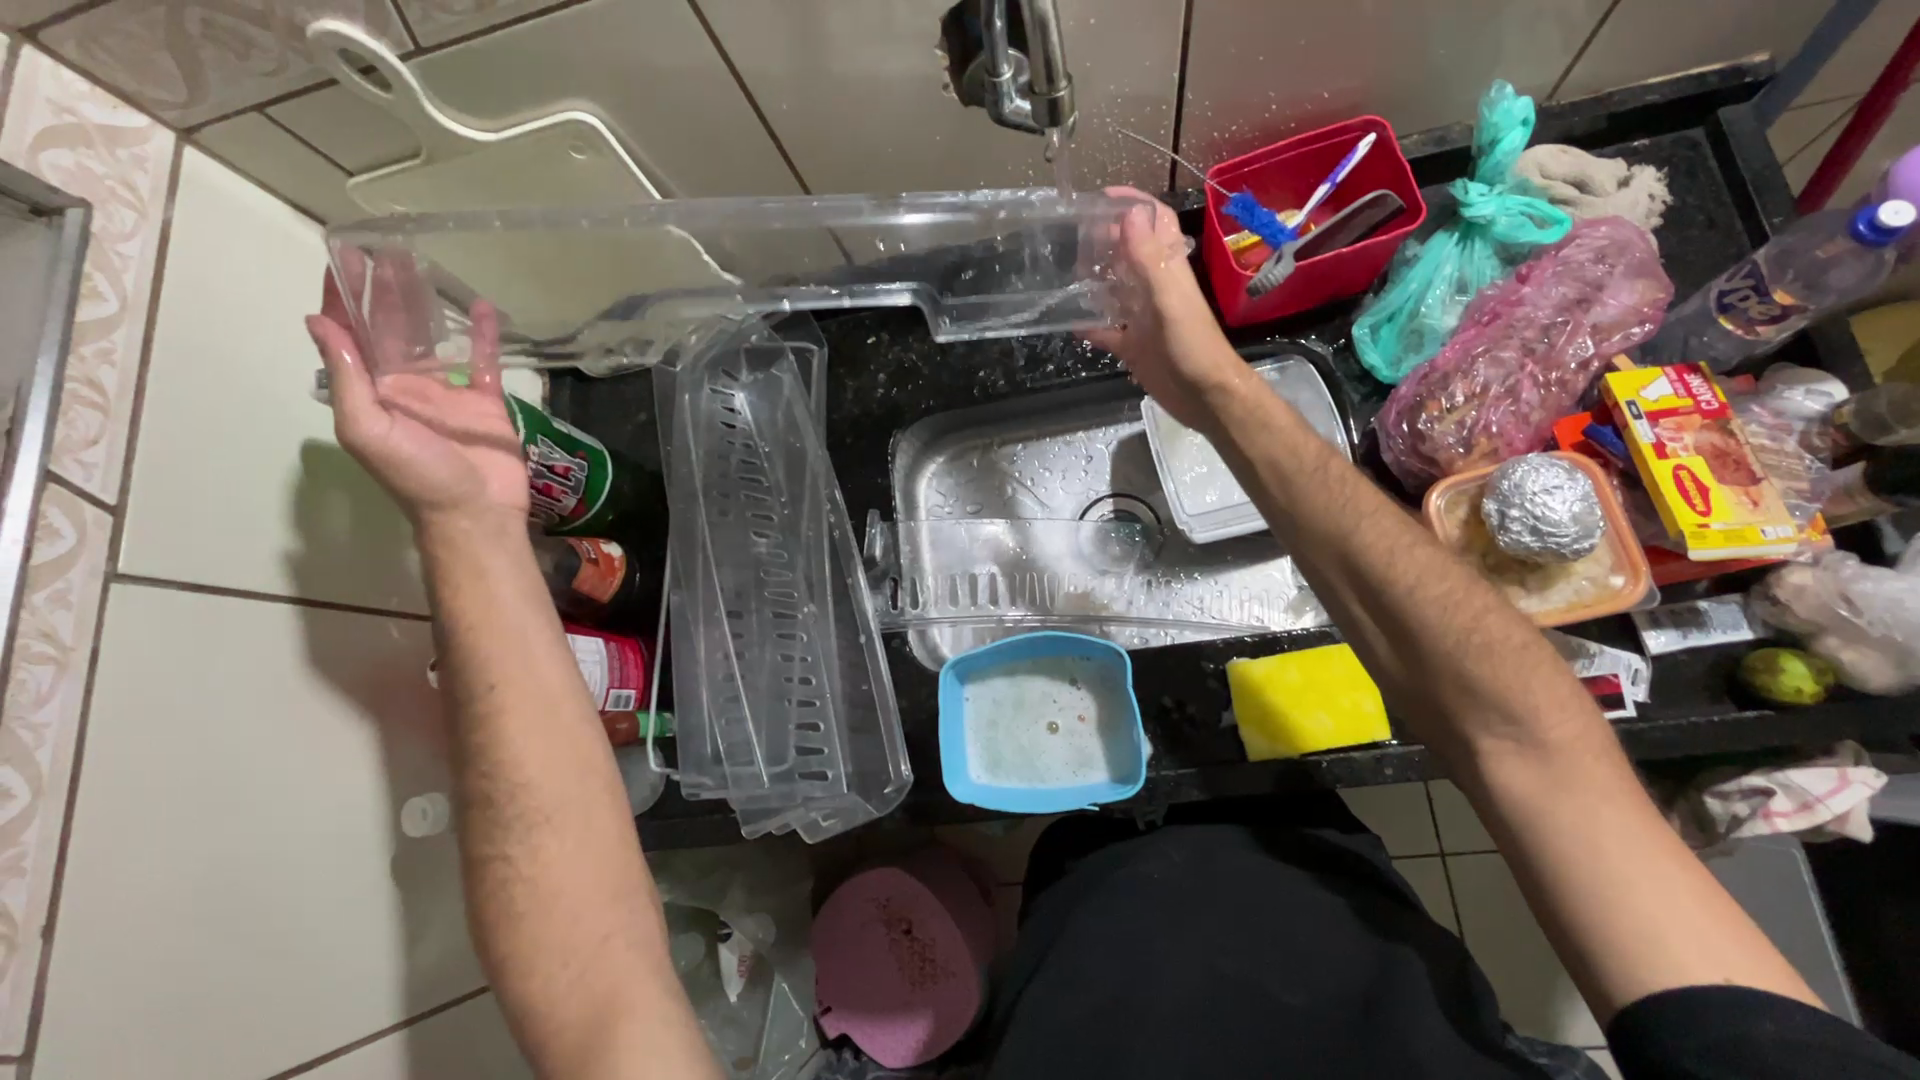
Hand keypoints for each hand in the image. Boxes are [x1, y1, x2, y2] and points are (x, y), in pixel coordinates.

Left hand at [307, 253, 528, 532]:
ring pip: (436, 339)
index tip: (342, 259)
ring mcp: (448, 393)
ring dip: (429, 304)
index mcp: (373, 391)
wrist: (475, 513)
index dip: (344, 299)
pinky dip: (485, 336)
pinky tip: (486, 308)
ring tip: (427, 266)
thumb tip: (319, 321)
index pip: (352, 336)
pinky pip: (484, 362)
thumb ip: (347, 377)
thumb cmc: (417, 476)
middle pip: (394, 329)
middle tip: (388, 249)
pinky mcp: (486, 402)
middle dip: (386, 292)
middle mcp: (407, 386)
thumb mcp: (367, 429)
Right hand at [1083, 187, 1248, 431]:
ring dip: (1094, 280)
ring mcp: (1144, 317)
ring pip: (1115, 289)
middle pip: (1128, 252)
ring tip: (1064, 273)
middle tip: (1071, 239)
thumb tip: (1129, 213)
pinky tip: (1070, 322)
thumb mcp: (1168, 299)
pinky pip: (1107, 330)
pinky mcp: (1134, 346)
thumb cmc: (1191, 346)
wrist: (1204, 397)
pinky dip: (1090, 325)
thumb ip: (1148, 258)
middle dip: (1104, 240)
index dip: (1132, 204)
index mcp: (1168, 268)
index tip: (1099, 198)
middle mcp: (1155, 287)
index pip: (1154, 221)